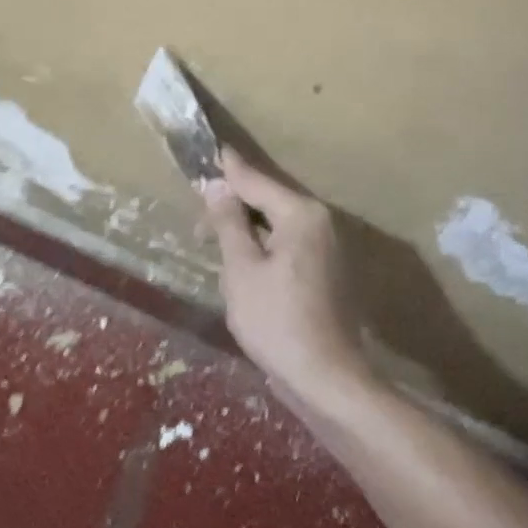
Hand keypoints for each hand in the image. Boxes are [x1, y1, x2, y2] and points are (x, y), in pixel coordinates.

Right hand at [203, 148, 371, 405]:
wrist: (326, 378)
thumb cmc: (276, 321)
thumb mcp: (241, 269)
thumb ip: (228, 223)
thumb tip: (216, 184)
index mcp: (301, 214)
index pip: (254, 181)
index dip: (225, 169)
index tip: (205, 150)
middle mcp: (321, 222)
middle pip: (269, 200)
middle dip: (234, 201)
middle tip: (198, 206)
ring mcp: (329, 248)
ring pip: (278, 224)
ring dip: (247, 226)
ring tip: (214, 233)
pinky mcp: (327, 272)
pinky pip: (289, 245)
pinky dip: (264, 245)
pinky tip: (242, 260)